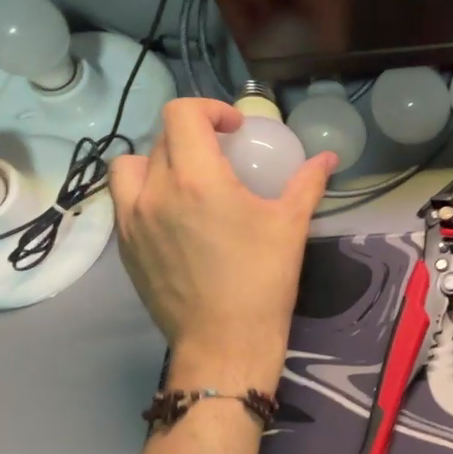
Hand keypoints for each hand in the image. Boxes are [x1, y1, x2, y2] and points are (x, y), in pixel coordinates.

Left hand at [108, 99, 334, 390]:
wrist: (225, 342)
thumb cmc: (263, 281)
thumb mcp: (290, 226)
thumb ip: (307, 183)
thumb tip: (327, 158)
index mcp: (196, 178)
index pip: (182, 114)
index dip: (210, 110)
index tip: (235, 130)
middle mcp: (154, 191)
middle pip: (161, 138)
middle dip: (193, 137)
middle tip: (222, 157)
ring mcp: (131, 221)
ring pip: (130, 168)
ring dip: (158, 162)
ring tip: (186, 183)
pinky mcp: (125, 247)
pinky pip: (125, 203)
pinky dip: (146, 196)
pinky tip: (176, 219)